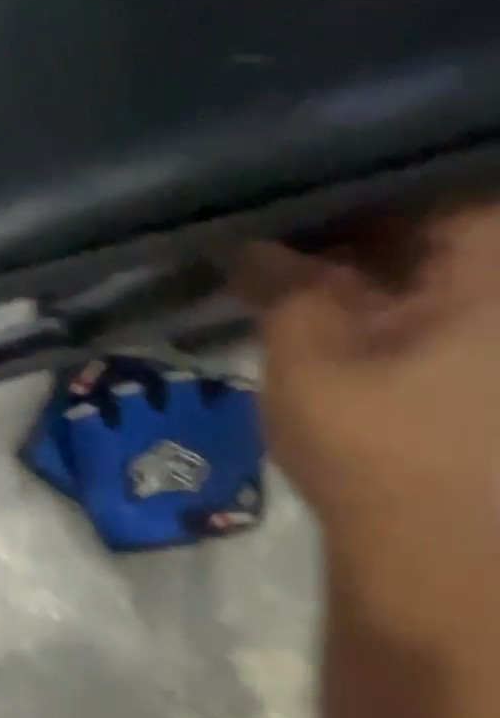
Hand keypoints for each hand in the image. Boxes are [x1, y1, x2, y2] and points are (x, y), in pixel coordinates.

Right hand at [235, 203, 499, 550]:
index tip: (276, 187)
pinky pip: (431, 293)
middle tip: (264, 223)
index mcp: (496, 255)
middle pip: (430, 212)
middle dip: (343, 217)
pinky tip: (313, 295)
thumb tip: (242, 239)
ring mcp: (497, 314)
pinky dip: (373, 291)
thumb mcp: (310, 355)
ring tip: (276, 257)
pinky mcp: (482, 351)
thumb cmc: (378, 440)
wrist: (437, 541)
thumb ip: (281, 285)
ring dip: (352, 257)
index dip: (344, 177)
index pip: (423, 175)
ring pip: (425, 255)